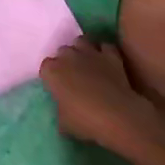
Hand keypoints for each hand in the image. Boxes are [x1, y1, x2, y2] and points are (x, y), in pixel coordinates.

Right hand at [39, 39, 164, 150]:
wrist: (119, 117)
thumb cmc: (86, 121)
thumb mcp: (64, 122)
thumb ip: (60, 110)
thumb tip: (63, 109)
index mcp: (52, 71)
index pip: (46, 67)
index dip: (51, 76)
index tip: (57, 86)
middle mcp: (68, 57)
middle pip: (62, 51)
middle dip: (66, 60)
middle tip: (72, 75)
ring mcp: (90, 54)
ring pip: (81, 41)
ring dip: (82, 50)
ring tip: (86, 63)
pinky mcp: (111, 56)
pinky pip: (105, 46)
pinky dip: (105, 52)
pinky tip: (106, 62)